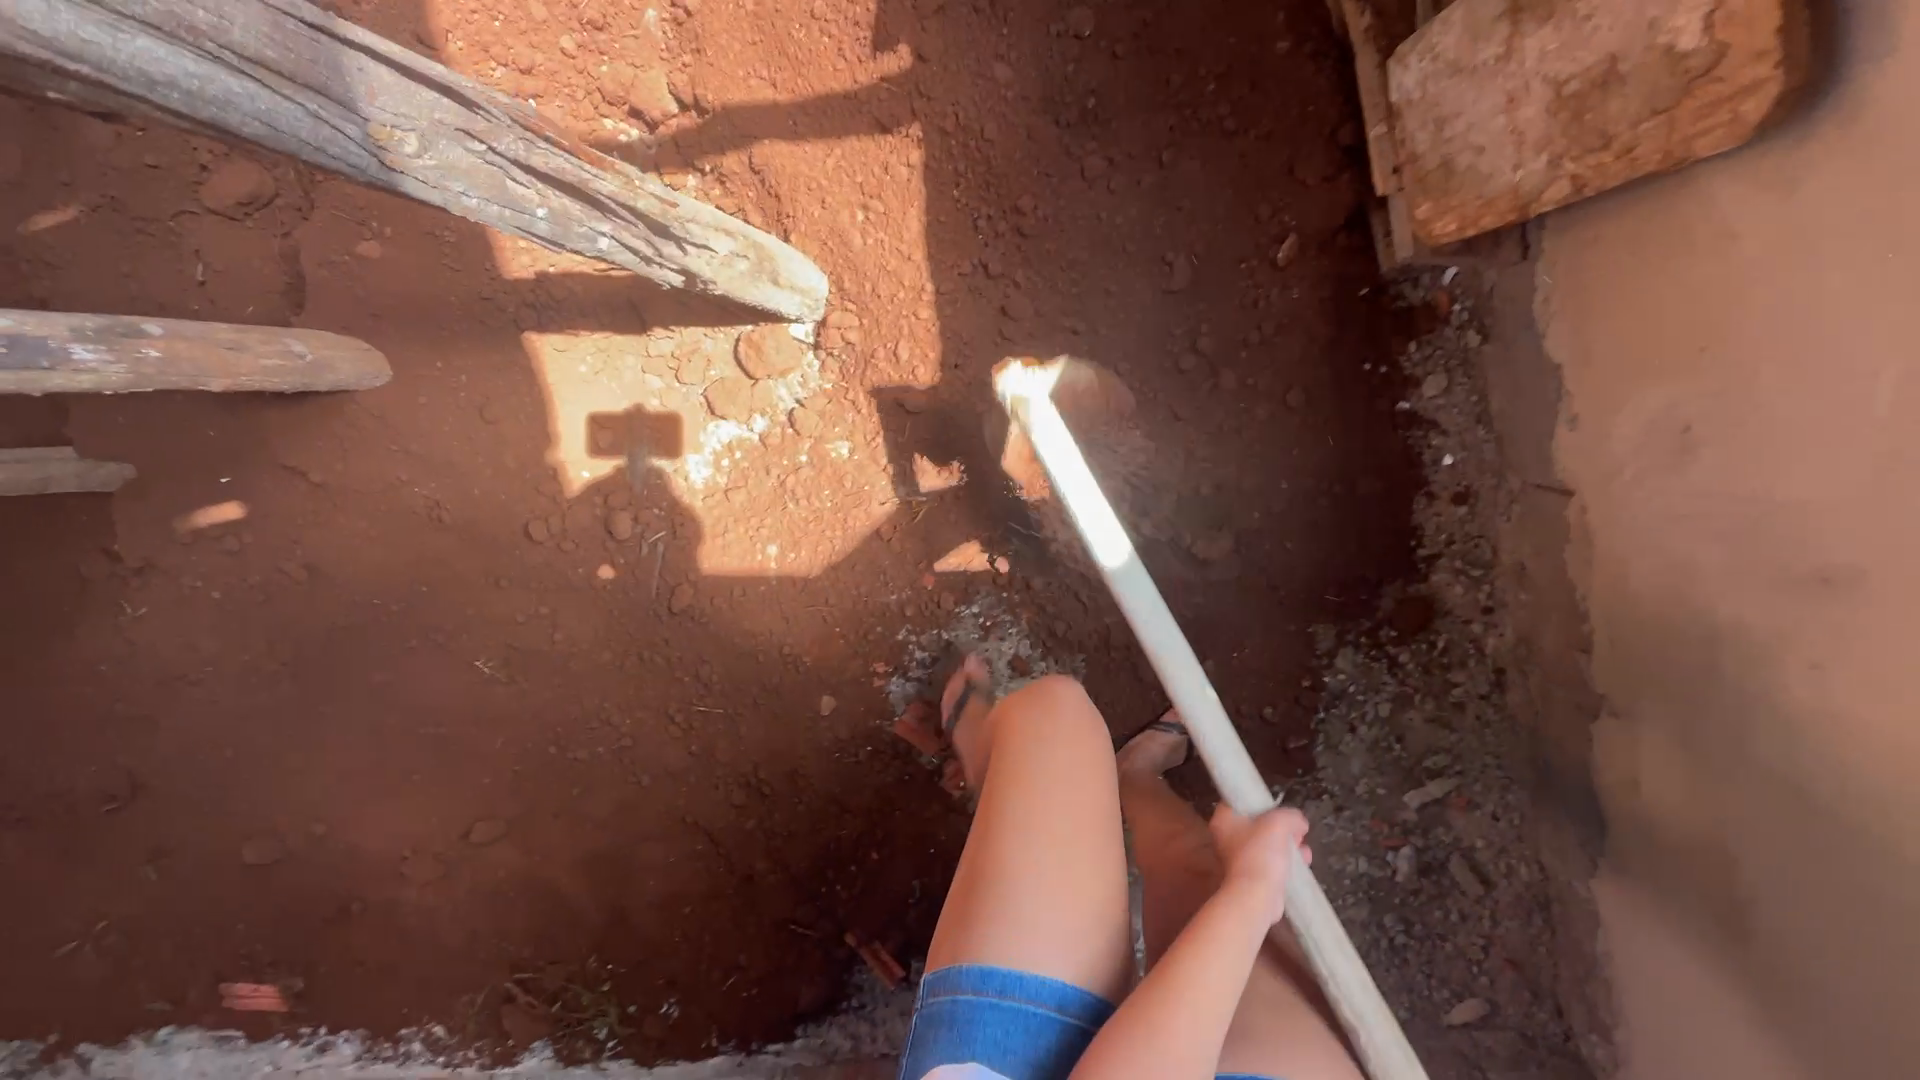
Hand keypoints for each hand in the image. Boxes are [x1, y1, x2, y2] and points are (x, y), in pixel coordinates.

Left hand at [1209, 805, 1311, 925]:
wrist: (1257, 896)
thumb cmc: (1261, 853)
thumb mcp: (1280, 823)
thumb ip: (1290, 816)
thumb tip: (1298, 821)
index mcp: (1224, 819)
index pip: (1240, 800)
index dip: (1262, 801)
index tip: (1279, 808)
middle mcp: (1226, 836)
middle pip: (1257, 823)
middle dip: (1281, 826)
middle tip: (1297, 831)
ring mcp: (1237, 857)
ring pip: (1266, 843)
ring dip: (1287, 844)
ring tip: (1303, 849)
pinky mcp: (1250, 875)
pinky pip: (1270, 862)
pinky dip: (1285, 861)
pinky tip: (1303, 863)